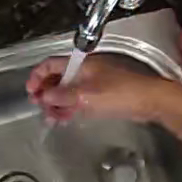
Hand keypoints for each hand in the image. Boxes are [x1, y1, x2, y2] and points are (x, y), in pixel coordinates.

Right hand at [26, 54, 181, 123]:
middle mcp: (86, 71)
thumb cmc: (122, 93)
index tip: (30, 90)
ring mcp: (93, 83)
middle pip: (58, 78)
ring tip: (50, 117)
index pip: (52, 64)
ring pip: (68, 91)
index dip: (38, 75)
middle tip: (39, 107)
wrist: (150, 101)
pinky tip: (64, 118)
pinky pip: (79, 100)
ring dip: (56, 103)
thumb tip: (45, 96)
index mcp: (81, 64)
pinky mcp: (101, 96)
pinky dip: (69, 108)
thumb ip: (64, 96)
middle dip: (46, 91)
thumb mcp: (87, 96)